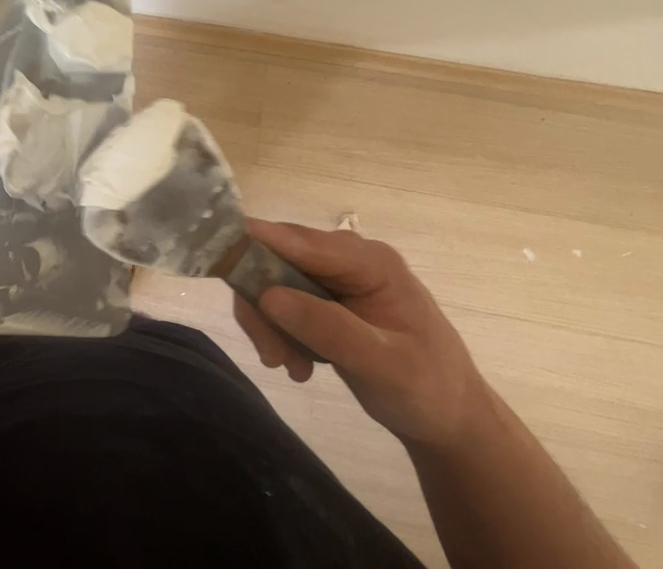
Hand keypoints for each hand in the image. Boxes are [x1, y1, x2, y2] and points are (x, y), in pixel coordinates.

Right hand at [232, 219, 492, 449]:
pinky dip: (278, 330)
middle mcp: (347, 257)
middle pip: (274, 259)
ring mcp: (334, 275)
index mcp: (369, 261)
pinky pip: (279, 298)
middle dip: (262, 305)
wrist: (450, 420)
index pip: (296, 240)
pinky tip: (296, 363)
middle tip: (271, 355)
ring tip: (288, 365)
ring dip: (269, 324)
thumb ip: (328, 329)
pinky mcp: (324, 294)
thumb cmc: (427, 391)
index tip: (212, 263)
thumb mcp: (382, 366)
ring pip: (270, 281)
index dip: (250, 245)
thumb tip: (268, 295)